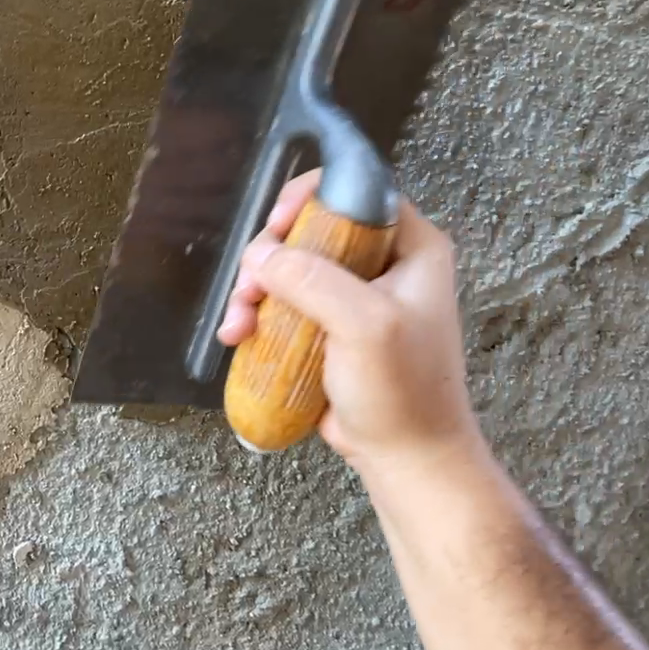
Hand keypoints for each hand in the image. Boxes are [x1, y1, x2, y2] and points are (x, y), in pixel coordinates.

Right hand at [215, 170, 485, 472]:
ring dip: (252, 290)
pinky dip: (253, 315)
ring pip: (285, 267)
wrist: (404, 457)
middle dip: (269, 256)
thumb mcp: (366, 327)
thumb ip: (315, 282)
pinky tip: (237, 336)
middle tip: (251, 287)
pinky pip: (278, 302)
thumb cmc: (404, 393)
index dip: (312, 197)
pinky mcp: (323, 325)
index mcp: (411, 248)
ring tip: (239, 323)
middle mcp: (380, 264)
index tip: (278, 223)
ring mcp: (349, 296)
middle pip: (308, 230)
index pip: (358, 192)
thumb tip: (260, 256)